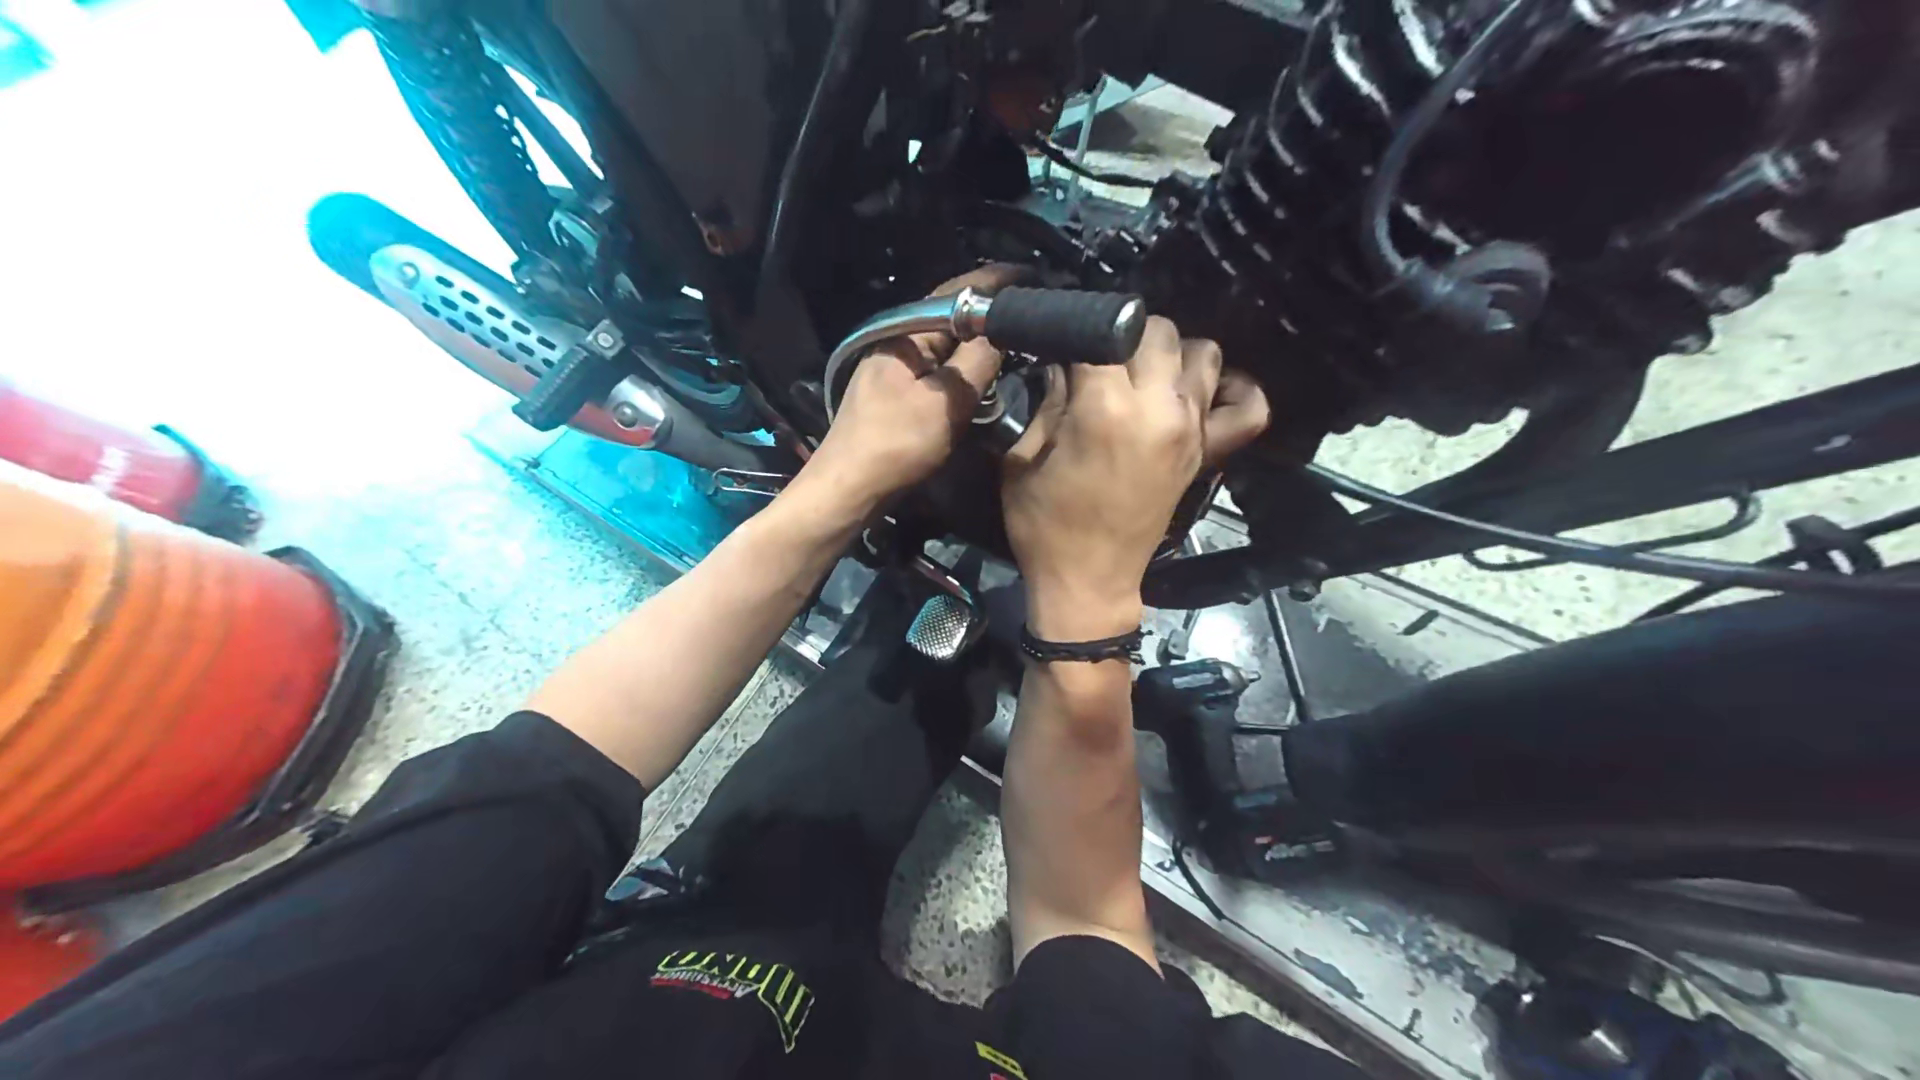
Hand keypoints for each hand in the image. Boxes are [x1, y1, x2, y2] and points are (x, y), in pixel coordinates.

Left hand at [801, 264, 1026, 510]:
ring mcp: (896, 369)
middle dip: (992, 312)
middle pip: (953, 317)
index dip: (998, 282)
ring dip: (979, 342)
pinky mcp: (897, 394)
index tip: (1035, 278)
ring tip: (1017, 341)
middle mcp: (899, 342)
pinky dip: (964, 369)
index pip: (958, 291)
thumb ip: (979, 360)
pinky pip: (939, 370)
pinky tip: (983, 376)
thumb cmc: (897, 444)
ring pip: (947, 346)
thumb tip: (1005, 326)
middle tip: (1034, 313)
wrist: (849, 489)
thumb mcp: (947, 401)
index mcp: (907, 333)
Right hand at [1002, 317, 1269, 639]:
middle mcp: (1159, 408)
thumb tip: (1065, 361)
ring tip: (1141, 373)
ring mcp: (1192, 429)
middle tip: (1099, 359)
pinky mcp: (1208, 452)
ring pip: (1202, 351)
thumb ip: (1049, 400)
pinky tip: (1202, 390)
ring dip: (1170, 352)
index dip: (1077, 328)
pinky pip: (1247, 407)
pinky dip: (1233, 388)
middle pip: (1156, 330)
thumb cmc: (1044, 525)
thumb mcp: (1025, 459)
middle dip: (1123, 332)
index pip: (1102, 331)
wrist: (1088, 582)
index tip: (1063, 342)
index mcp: (1105, 409)